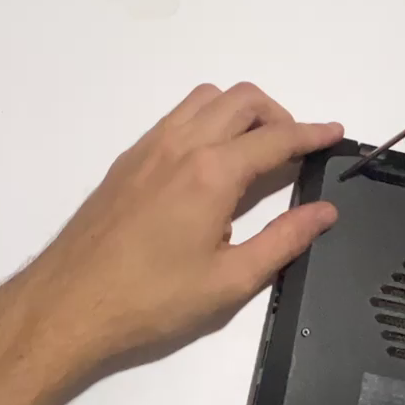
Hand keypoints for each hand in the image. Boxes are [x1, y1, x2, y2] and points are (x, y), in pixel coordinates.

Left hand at [2, 83, 342, 374]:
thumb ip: (283, 240)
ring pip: (205, 100)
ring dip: (239, 112)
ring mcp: (148, 148)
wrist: (68, 304)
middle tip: (295, 150)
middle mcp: (181, 145)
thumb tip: (325, 211)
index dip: (313, 133)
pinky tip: (208, 164)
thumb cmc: (152, 300)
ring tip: (254, 151)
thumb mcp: (230, 281)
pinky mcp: (126, 161)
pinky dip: (205, 121)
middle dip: (278, 114)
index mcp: (212, 173)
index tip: (336, 133)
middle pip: (241, 100)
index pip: (276, 138)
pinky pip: (176, 118)